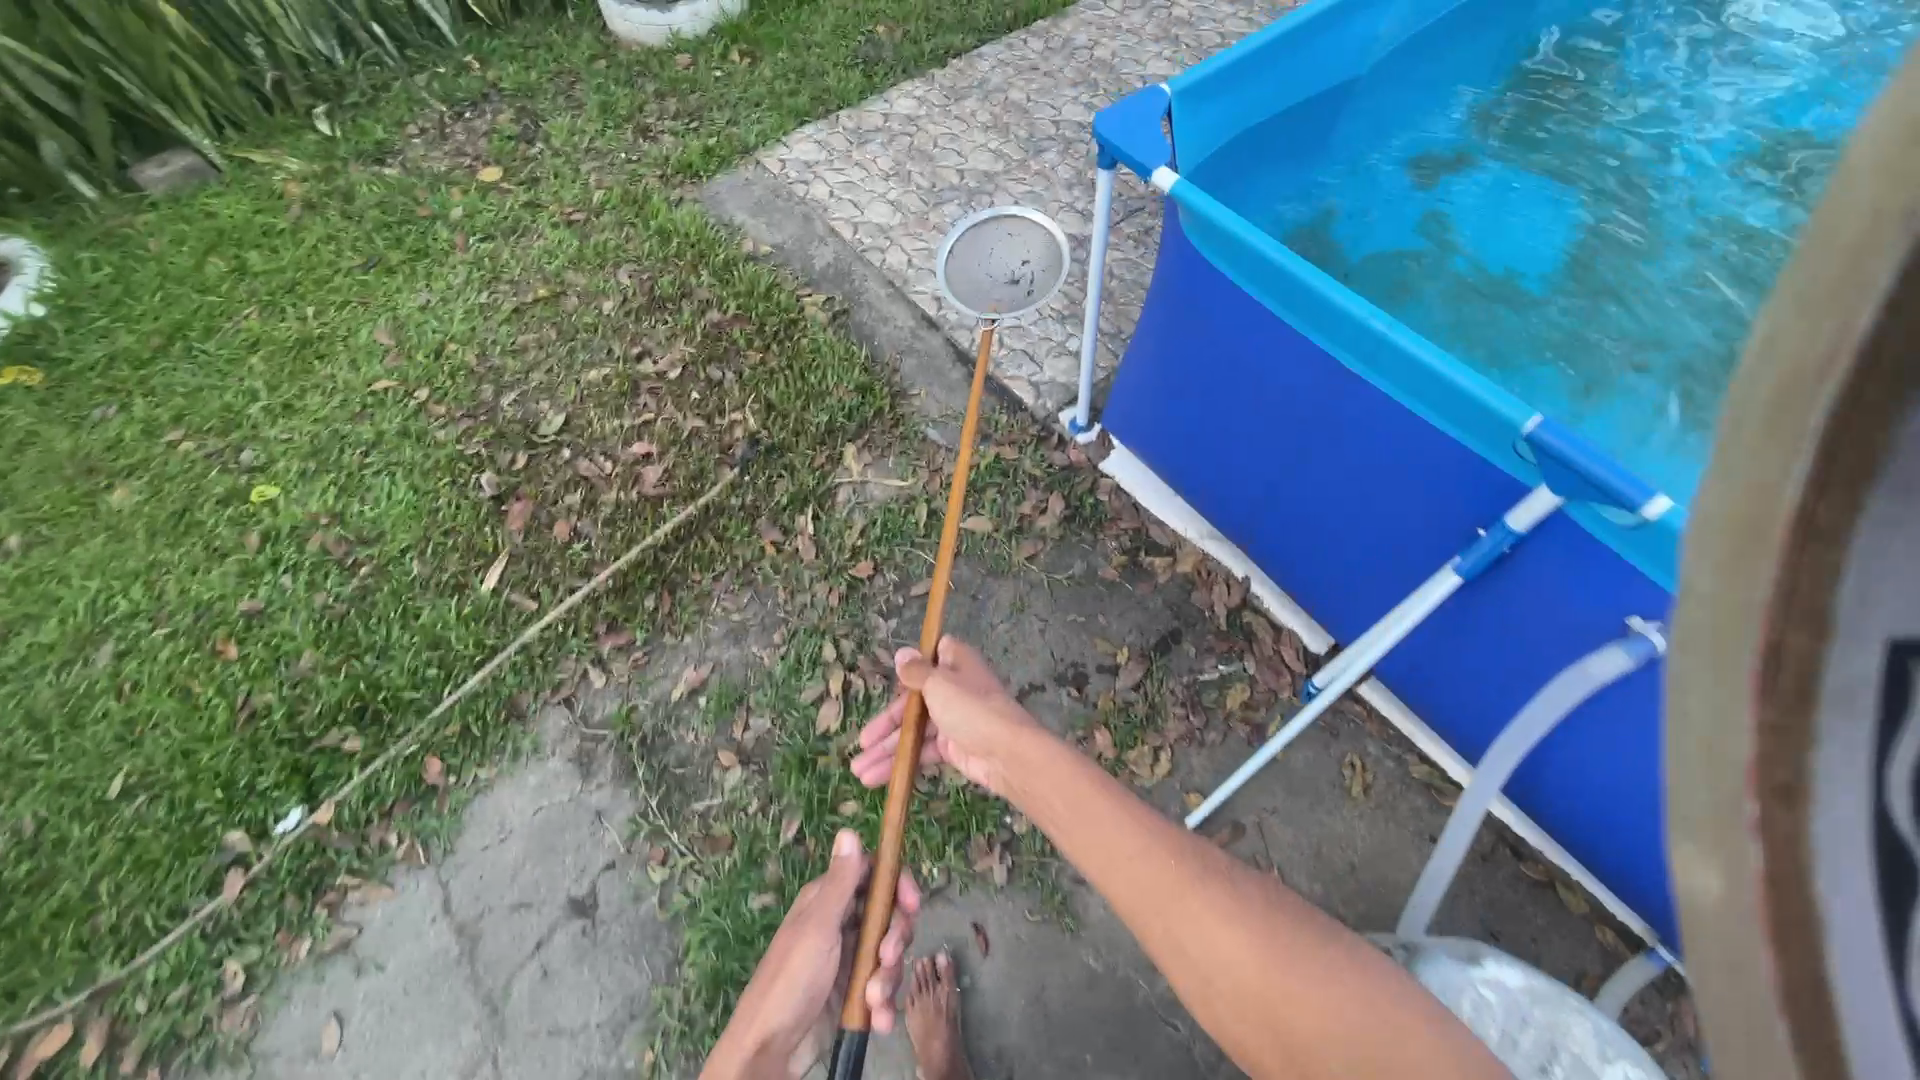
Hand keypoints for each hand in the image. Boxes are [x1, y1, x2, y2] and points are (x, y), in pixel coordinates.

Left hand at [701, 830, 920, 1079]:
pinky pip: (883, 986)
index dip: (897, 886)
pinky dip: (884, 1003)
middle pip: (888, 915)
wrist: (769, 1051)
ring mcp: (848, 959)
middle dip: (895, 939)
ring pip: (889, 953)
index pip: (874, 876)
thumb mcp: (818, 929)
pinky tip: (878, 1020)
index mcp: (828, 901)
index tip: (911, 905)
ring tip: (873, 1001)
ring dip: (889, 978)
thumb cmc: (790, 982)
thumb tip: (849, 830)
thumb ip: (840, 882)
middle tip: (886, 958)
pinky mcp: (853, 991)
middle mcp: (841, 924)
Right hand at [849, 636, 1044, 796]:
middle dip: (885, 724)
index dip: (911, 669)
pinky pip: (923, 751)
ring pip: (915, 731)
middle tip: (861, 742)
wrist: (1006, 752)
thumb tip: (902, 652)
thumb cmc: (971, 708)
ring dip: (888, 749)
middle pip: (913, 702)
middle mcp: (954, 688)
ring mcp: (953, 719)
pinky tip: (878, 776)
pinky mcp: (954, 746)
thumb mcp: (938, 683)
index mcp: (955, 663)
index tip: (893, 683)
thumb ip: (916, 672)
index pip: (930, 657)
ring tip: (859, 770)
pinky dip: (902, 762)